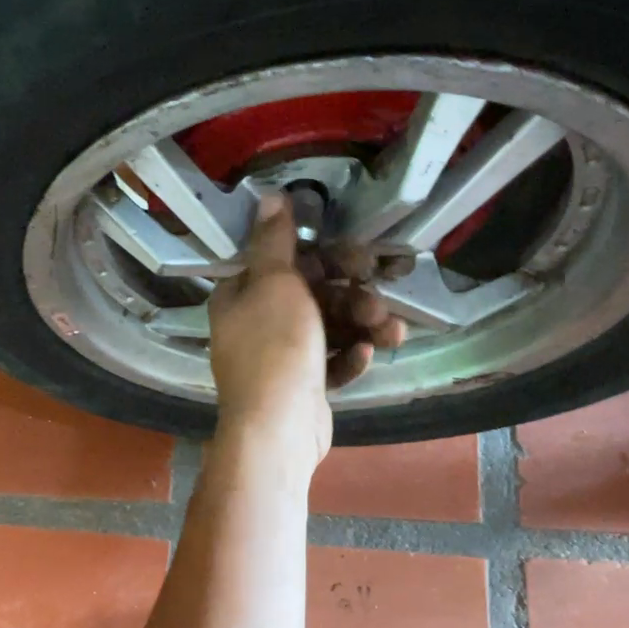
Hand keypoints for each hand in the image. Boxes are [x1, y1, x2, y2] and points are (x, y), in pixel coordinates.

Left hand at [208, 191, 403, 467]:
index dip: (325, 256)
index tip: (359, 258)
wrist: (277, 429)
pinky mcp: (300, 386)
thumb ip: (273, 241)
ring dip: (361, 324)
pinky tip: (364, 357)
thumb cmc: (274, 349)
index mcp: (239, 296)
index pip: (285, 262)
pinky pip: (330, 361)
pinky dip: (348, 358)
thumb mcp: (274, 283)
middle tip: (378, 297)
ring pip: (327, 328)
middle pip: (313, 295)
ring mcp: (278, 358)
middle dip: (352, 295)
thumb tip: (267, 197)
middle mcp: (255, 324)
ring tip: (389, 331)